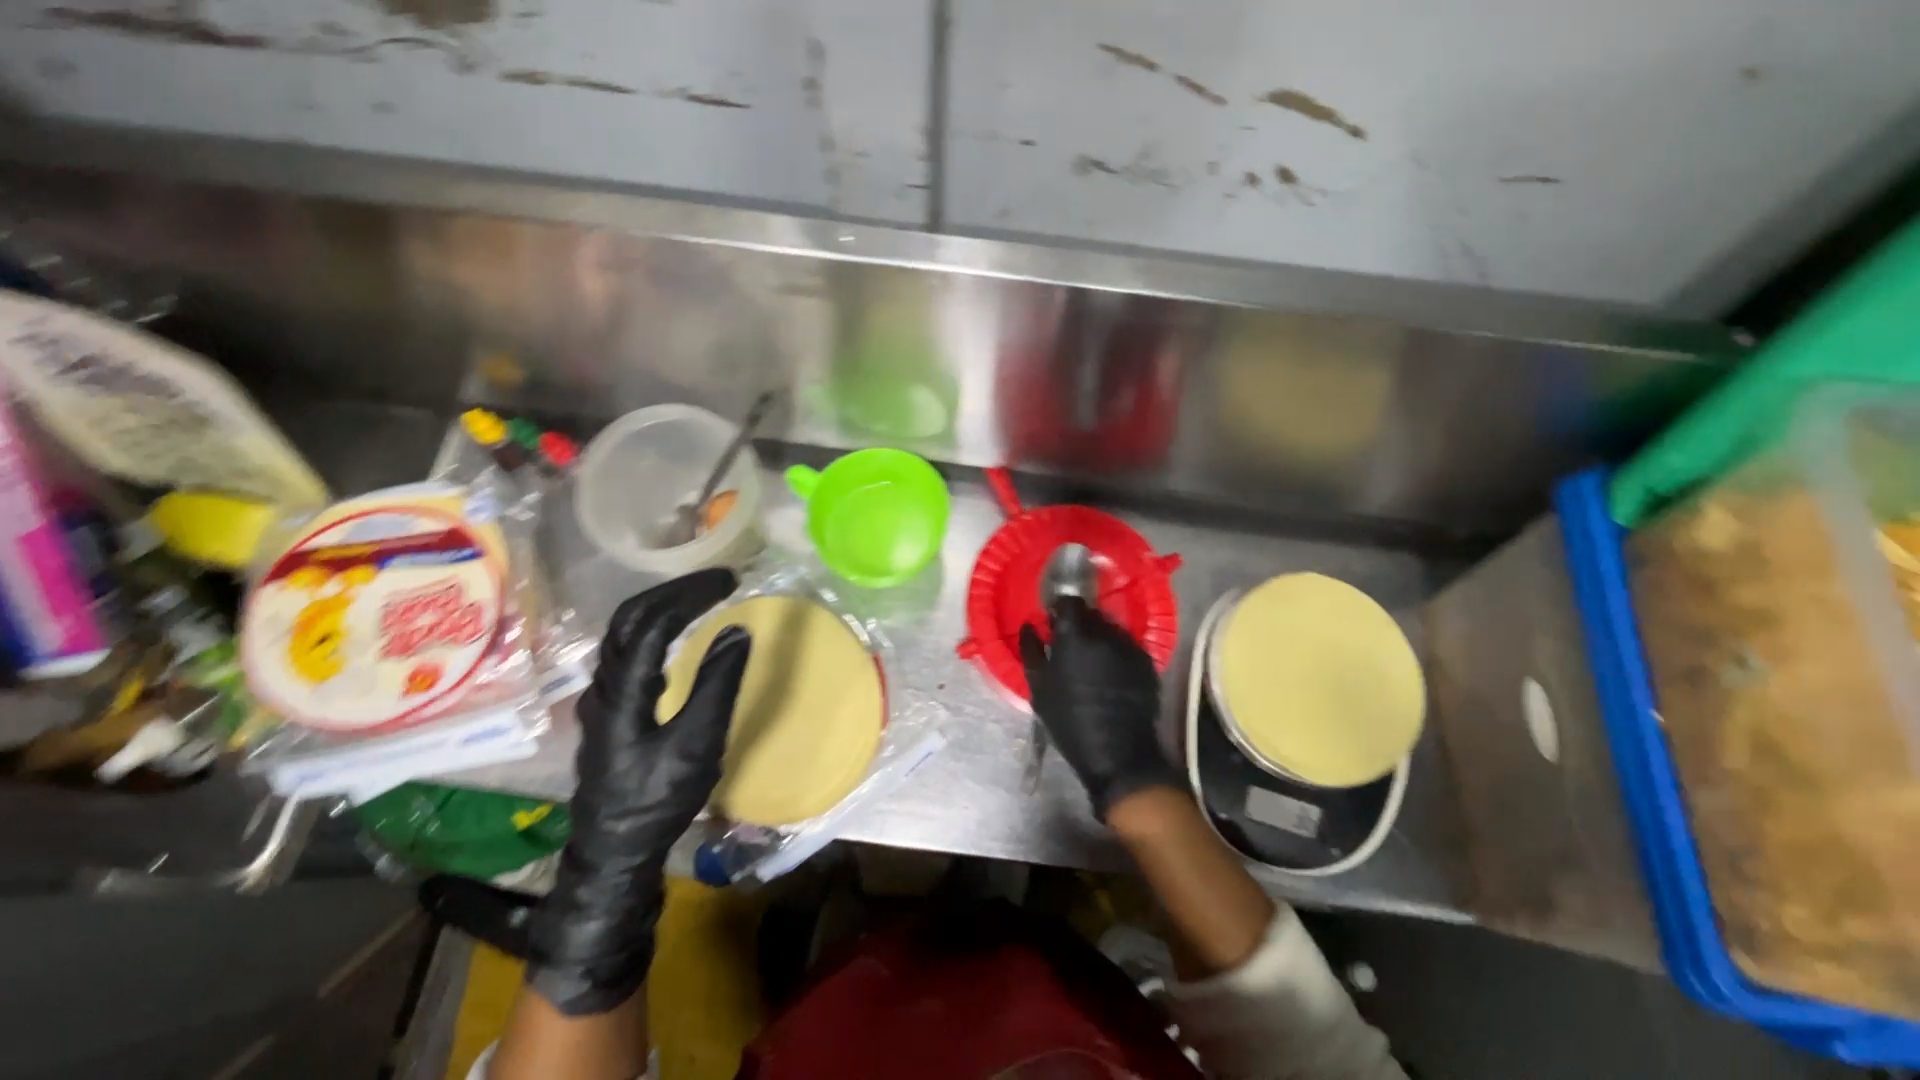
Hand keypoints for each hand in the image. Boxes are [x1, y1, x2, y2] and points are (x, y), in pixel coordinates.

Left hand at [527, 568, 751, 1015]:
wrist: (614, 849)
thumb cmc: (658, 799)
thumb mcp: (697, 746)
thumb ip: (716, 686)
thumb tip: (736, 631)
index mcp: (623, 689)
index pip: (652, 620)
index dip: (690, 594)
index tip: (730, 581)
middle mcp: (603, 684)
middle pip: (629, 618)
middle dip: (674, 591)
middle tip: (718, 582)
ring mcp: (601, 697)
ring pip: (623, 634)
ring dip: (661, 607)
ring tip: (700, 599)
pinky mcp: (608, 710)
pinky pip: (626, 653)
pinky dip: (653, 630)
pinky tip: (675, 641)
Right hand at [1019, 597, 1180, 819]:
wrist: (1118, 753)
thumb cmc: (1069, 721)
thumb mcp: (1040, 688)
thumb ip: (1032, 650)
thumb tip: (1029, 626)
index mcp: (1076, 636)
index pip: (1069, 601)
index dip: (1060, 608)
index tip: (1054, 622)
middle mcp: (1106, 633)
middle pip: (1092, 614)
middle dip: (1080, 623)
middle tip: (1070, 644)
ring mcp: (1130, 647)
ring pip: (1111, 629)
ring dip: (1100, 637)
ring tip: (1091, 662)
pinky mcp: (1147, 662)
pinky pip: (1127, 647)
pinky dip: (1117, 653)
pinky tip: (1111, 675)